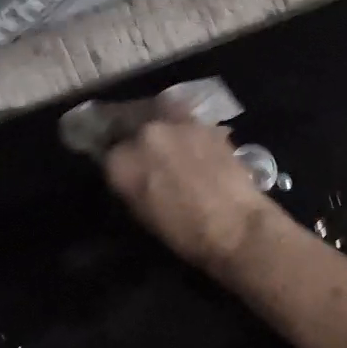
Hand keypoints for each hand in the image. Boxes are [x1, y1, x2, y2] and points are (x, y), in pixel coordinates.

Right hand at [102, 97, 286, 271]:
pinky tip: (193, 142)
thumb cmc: (188, 235)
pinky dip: (186, 128)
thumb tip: (134, 175)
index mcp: (121, 163)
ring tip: (168, 138)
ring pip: (157, 112)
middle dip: (134, 134)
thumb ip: (132, 186)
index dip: (119, 160)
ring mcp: (175, 124)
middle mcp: (143, 135)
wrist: (237, 228)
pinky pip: (186, 119)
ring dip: (159, 121)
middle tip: (147, 149)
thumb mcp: (145, 216)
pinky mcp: (204, 123)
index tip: (127, 165)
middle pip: (130, 124)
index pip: (108, 152)